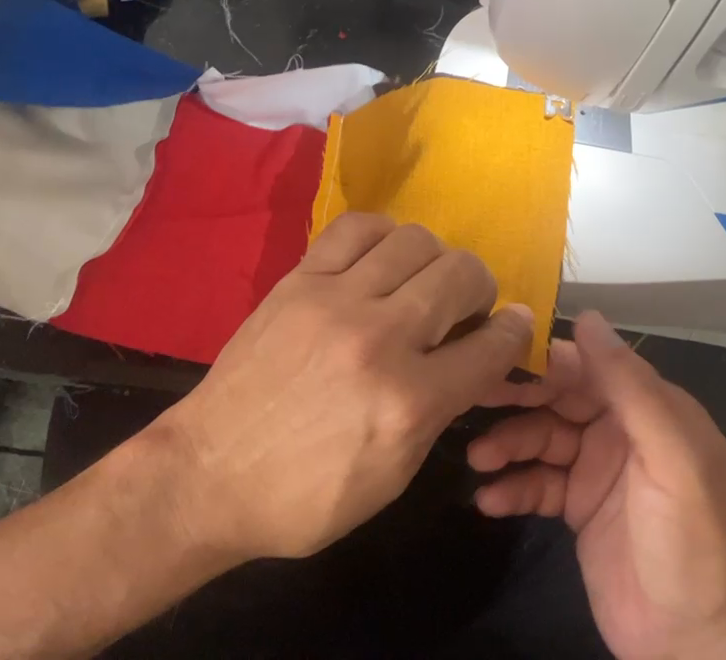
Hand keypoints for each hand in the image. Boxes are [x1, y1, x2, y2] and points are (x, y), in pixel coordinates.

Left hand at [151, 213, 534, 561]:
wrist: (211, 474)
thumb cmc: (307, 496)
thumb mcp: (394, 475)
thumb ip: (443, 409)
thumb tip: (479, 360)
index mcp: (411, 402)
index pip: (492, 346)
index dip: (515, 332)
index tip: (514, 325)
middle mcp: (381, 339)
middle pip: (462, 275)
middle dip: (481, 288)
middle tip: (466, 307)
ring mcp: (336, 301)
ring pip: (417, 241)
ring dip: (436, 260)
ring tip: (422, 282)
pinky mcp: (299, 281)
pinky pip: (356, 228)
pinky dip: (383, 236)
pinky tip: (381, 260)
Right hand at [470, 312, 725, 659]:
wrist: (697, 647)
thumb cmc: (694, 543)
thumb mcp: (672, 459)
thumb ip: (631, 388)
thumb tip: (587, 317)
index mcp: (652, 410)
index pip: (591, 365)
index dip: (546, 359)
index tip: (498, 356)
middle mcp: (623, 432)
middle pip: (560, 398)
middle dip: (518, 399)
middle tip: (471, 398)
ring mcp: (599, 472)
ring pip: (542, 439)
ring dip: (508, 444)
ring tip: (477, 458)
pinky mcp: (579, 511)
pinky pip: (538, 485)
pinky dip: (513, 487)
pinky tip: (489, 500)